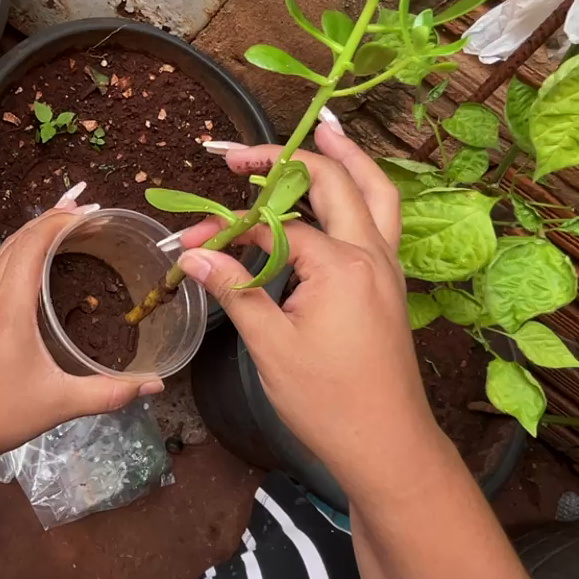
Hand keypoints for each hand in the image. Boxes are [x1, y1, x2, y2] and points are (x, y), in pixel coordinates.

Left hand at [0, 187, 162, 467]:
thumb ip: (109, 392)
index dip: (62, 221)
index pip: (34, 245)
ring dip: (25, 232)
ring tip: (54, 217)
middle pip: (18, 241)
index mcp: (11, 306)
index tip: (91, 211)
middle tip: (84, 207)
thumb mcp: (60, 403)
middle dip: (50, 218)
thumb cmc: (2, 414)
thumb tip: (155, 385)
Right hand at [177, 121, 444, 492]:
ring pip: (376, 196)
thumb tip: (192, 253)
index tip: (190, 241)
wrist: (388, 447)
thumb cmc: (327, 400)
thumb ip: (234, 289)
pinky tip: (341, 195)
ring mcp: (387, 270)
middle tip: (246, 152)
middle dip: (291, 159)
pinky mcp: (388, 287)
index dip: (228, 229)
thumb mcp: (270, 344)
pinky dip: (360, 195)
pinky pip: (378, 223)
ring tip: (328, 131)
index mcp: (341, 266)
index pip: (274, 227)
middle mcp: (371, 256)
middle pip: (337, 184)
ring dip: (349, 161)